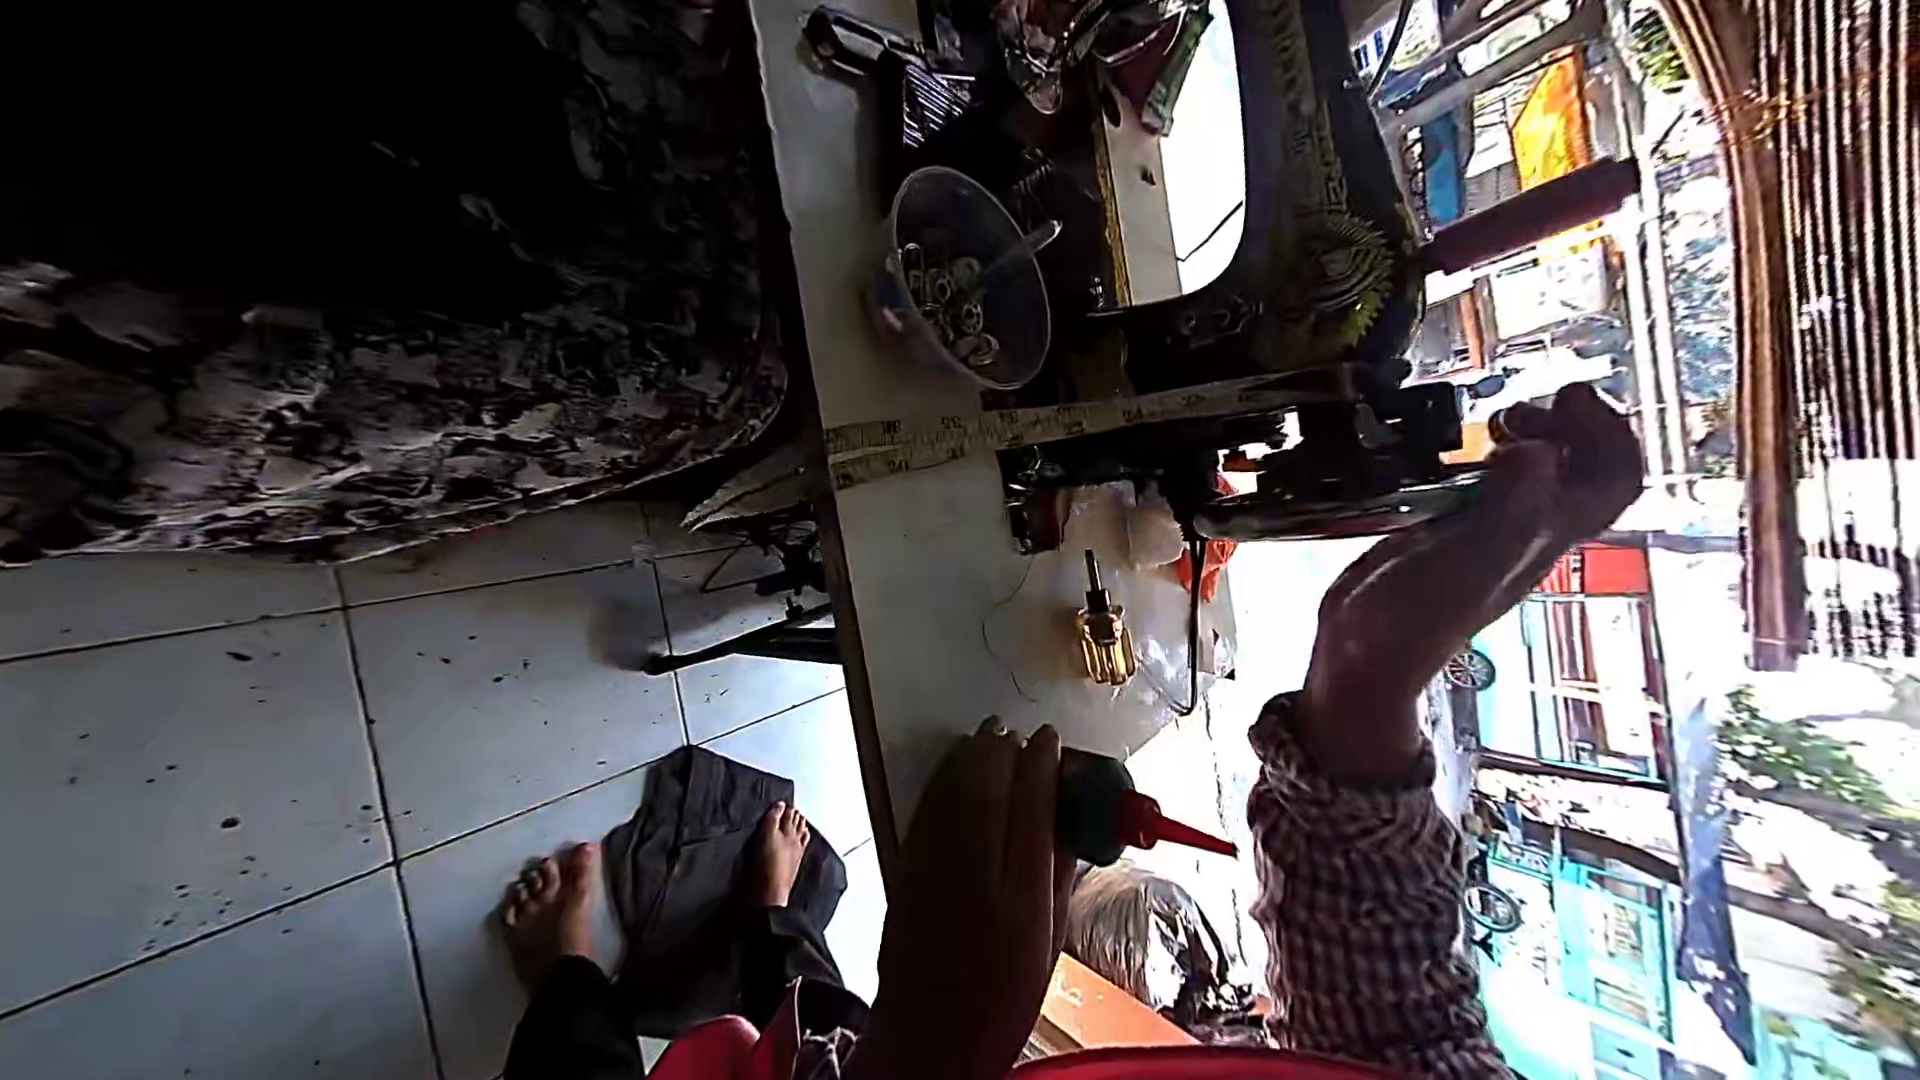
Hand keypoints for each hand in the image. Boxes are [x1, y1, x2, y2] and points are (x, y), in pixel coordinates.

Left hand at [849, 718, 1073, 1079]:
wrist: (927, 1034)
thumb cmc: (1001, 995)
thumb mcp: (1049, 938)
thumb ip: (1059, 871)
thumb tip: (1066, 818)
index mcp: (1020, 894)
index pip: (1034, 803)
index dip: (1045, 762)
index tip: (1051, 740)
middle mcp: (973, 868)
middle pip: (989, 781)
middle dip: (1007, 747)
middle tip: (1023, 737)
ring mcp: (932, 860)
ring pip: (955, 782)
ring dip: (977, 751)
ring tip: (995, 737)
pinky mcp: (907, 861)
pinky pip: (930, 800)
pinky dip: (949, 772)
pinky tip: (961, 765)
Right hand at [1302, 383, 1642, 780]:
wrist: (1366, 645)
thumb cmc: (1418, 608)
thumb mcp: (1471, 554)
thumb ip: (1511, 502)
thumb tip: (1540, 449)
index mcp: (1541, 536)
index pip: (1612, 478)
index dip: (1606, 431)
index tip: (1564, 395)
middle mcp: (1520, 533)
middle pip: (1576, 475)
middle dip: (1565, 429)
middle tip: (1520, 408)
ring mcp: (1477, 535)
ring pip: (1525, 481)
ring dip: (1522, 443)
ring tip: (1488, 425)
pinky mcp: (1435, 537)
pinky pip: (1474, 491)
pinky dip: (1472, 463)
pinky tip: (1441, 459)